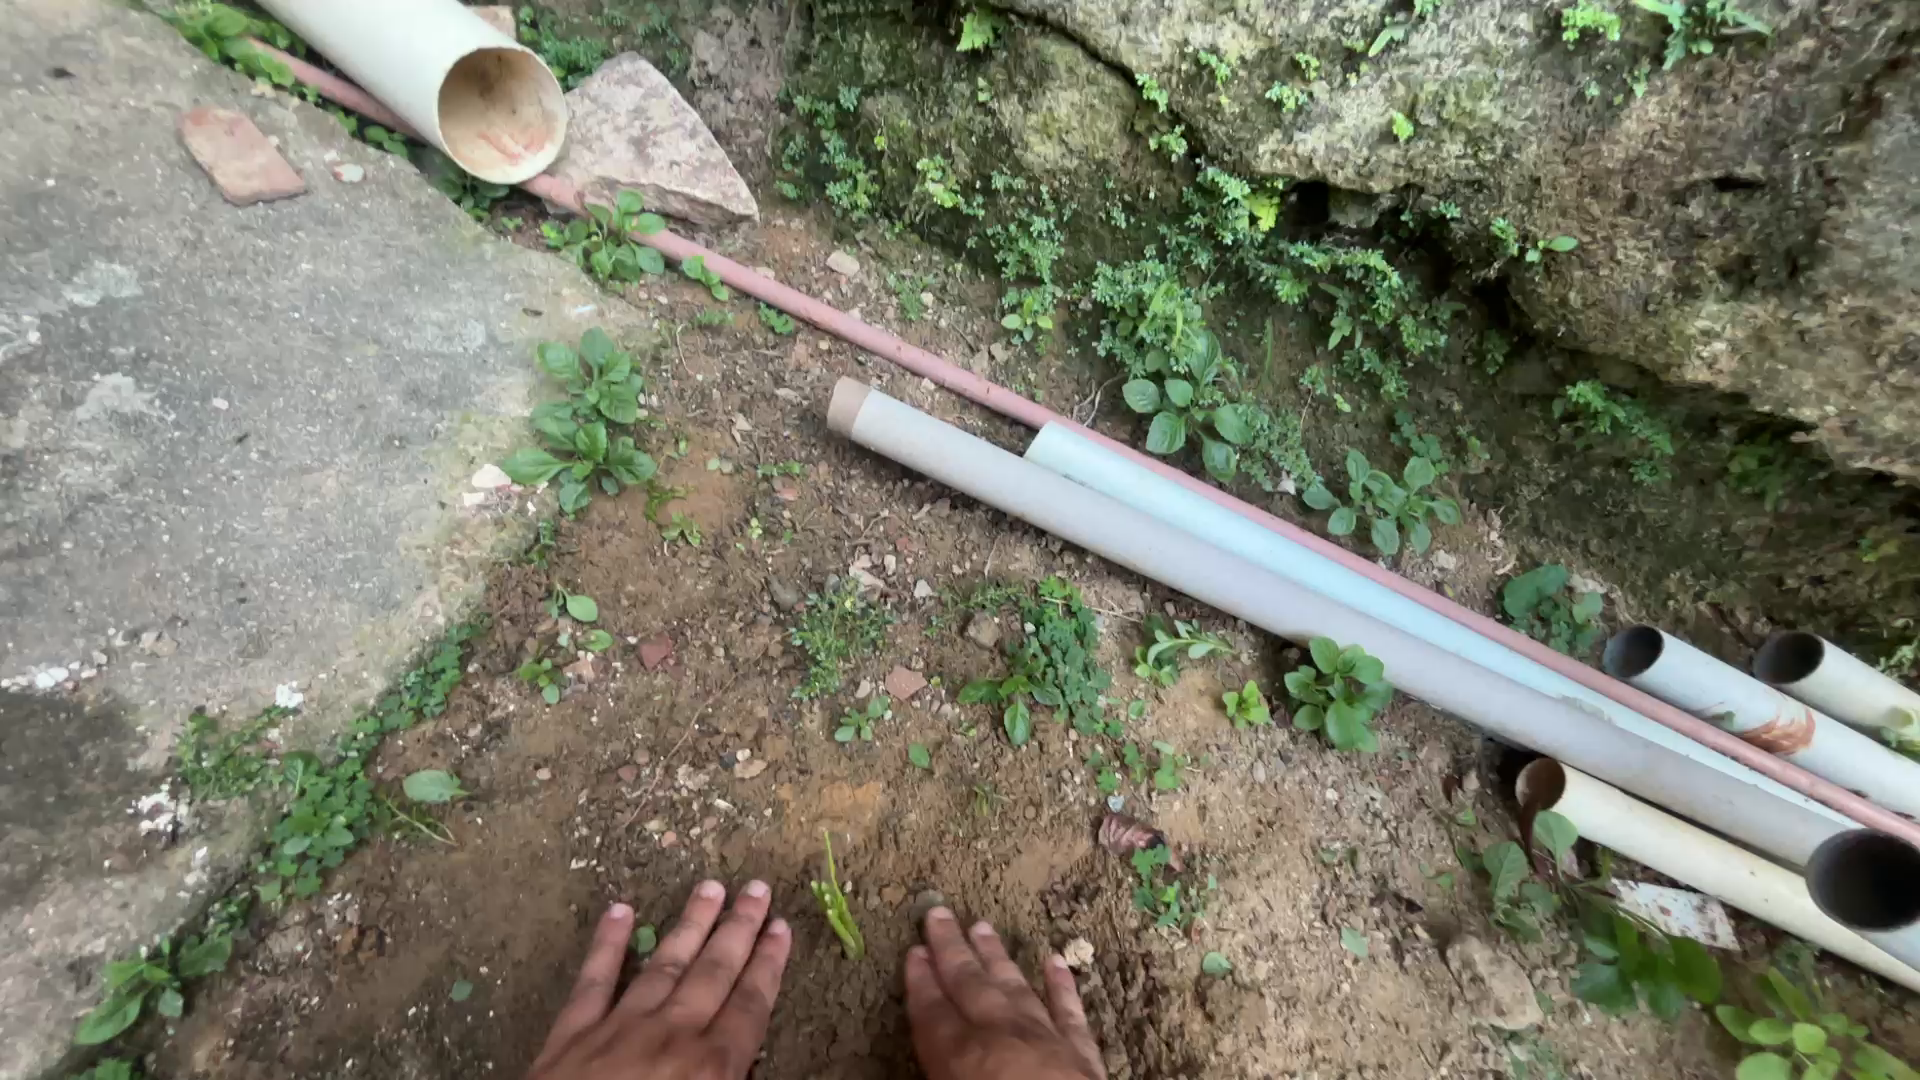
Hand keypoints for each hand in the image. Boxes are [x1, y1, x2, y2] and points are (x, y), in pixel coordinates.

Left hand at [528, 880, 791, 1079]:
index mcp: (709, 1068)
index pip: (751, 1004)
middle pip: (714, 971)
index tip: (782, 926)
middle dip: (739, 927)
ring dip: (690, 923)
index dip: (769, 963)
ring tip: (709, 886)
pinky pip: (592, 985)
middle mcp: (672, 1036)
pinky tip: (619, 910)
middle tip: (756, 887)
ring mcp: (619, 1030)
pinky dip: (605, 946)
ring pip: (665, 964)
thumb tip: (748, 1063)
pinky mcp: (570, 1038)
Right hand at [905, 907, 1105, 1079]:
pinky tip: (1055, 959)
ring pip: (1015, 988)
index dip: (920, 982)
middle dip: (951, 949)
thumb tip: (924, 1057)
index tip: (913, 949)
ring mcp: (1047, 1041)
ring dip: (996, 957)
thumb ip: (936, 1070)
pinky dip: (1062, 986)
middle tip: (938, 912)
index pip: (934, 1014)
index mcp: (964, 1059)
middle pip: (970, 986)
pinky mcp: (1084, 1056)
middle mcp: (1002, 1038)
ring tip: (982, 925)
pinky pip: (1070, 1014)